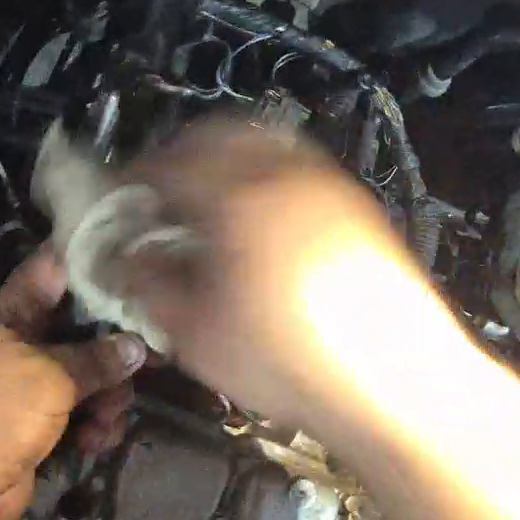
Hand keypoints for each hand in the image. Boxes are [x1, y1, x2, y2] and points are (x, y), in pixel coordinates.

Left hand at [0, 251, 145, 519]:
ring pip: (89, 377)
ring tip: (106, 423)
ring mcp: (30, 389)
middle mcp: (23, 345)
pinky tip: (94, 444)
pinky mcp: (39, 429)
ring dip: (108, 399)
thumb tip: (138, 344)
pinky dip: (94, 427)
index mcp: (12, 316)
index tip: (135, 263)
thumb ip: (94, 359)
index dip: (91, 260)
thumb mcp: (44, 379)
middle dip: (115, 348)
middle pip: (83, 329)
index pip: (52, 269)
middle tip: (148, 365)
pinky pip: (81, 416)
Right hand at [120, 120, 473, 443]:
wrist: (396, 385)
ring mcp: (328, 189)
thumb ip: (150, 287)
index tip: (123, 197)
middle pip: (219, 135)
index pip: (166, 166)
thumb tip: (128, 261)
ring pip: (265, 146)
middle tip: (162, 192)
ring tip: (208, 206)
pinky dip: (266, 183)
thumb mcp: (196, 335)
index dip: (134, 179)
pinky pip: (299, 174)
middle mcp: (284, 177)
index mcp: (235, 200)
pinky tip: (259, 229)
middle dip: (180, 156)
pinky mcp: (358, 211)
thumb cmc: (289, 362)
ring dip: (227, 163)